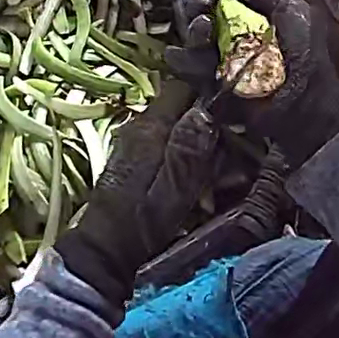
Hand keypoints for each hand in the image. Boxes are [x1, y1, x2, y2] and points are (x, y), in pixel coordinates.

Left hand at [54, 79, 216, 304]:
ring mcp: (135, 142)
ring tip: (213, 179)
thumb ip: (189, 148)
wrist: (106, 250)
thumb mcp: (174, 187)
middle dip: (207, 127)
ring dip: (198, 148)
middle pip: (181, 109)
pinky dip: (184, 160)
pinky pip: (166, 147)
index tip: (232, 111)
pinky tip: (195, 187)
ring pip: (176, 129)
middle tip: (228, 155)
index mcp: (151, 127)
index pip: (181, 87)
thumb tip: (205, 110)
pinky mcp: (134, 159)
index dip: (208, 93)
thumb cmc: (142, 220)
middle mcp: (140, 127)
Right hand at [169, 0, 338, 167]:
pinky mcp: (206, 79)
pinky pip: (185, 65)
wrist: (306, 96)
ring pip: (187, 33)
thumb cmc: (303, 50)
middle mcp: (222, 25)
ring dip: (192, 26)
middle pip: (192, 4)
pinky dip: (185, 58)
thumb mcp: (292, 8)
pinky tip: (198, 51)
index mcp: (241, 4)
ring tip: (205, 24)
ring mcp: (212, 53)